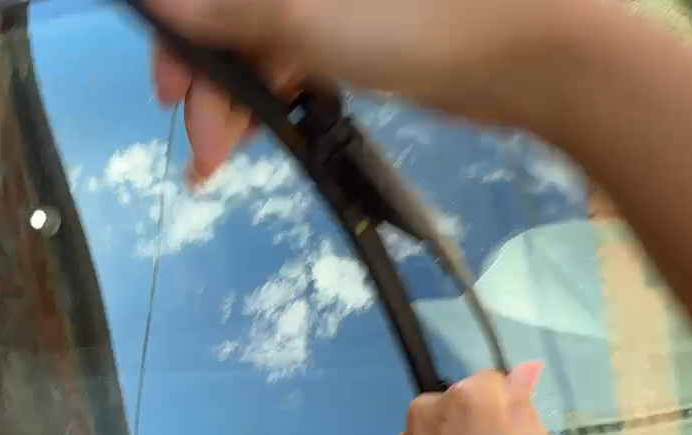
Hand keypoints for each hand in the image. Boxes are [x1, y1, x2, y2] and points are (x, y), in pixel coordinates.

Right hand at [148, 0, 604, 179]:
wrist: (522, 54)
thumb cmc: (417, 21)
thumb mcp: (304, 17)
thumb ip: (229, 10)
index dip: (181, 36)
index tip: (168, 93)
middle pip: (234, 20)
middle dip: (210, 86)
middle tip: (205, 153)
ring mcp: (329, 1)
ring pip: (259, 47)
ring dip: (236, 105)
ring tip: (220, 162)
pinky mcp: (352, 30)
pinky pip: (291, 61)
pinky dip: (270, 100)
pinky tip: (257, 137)